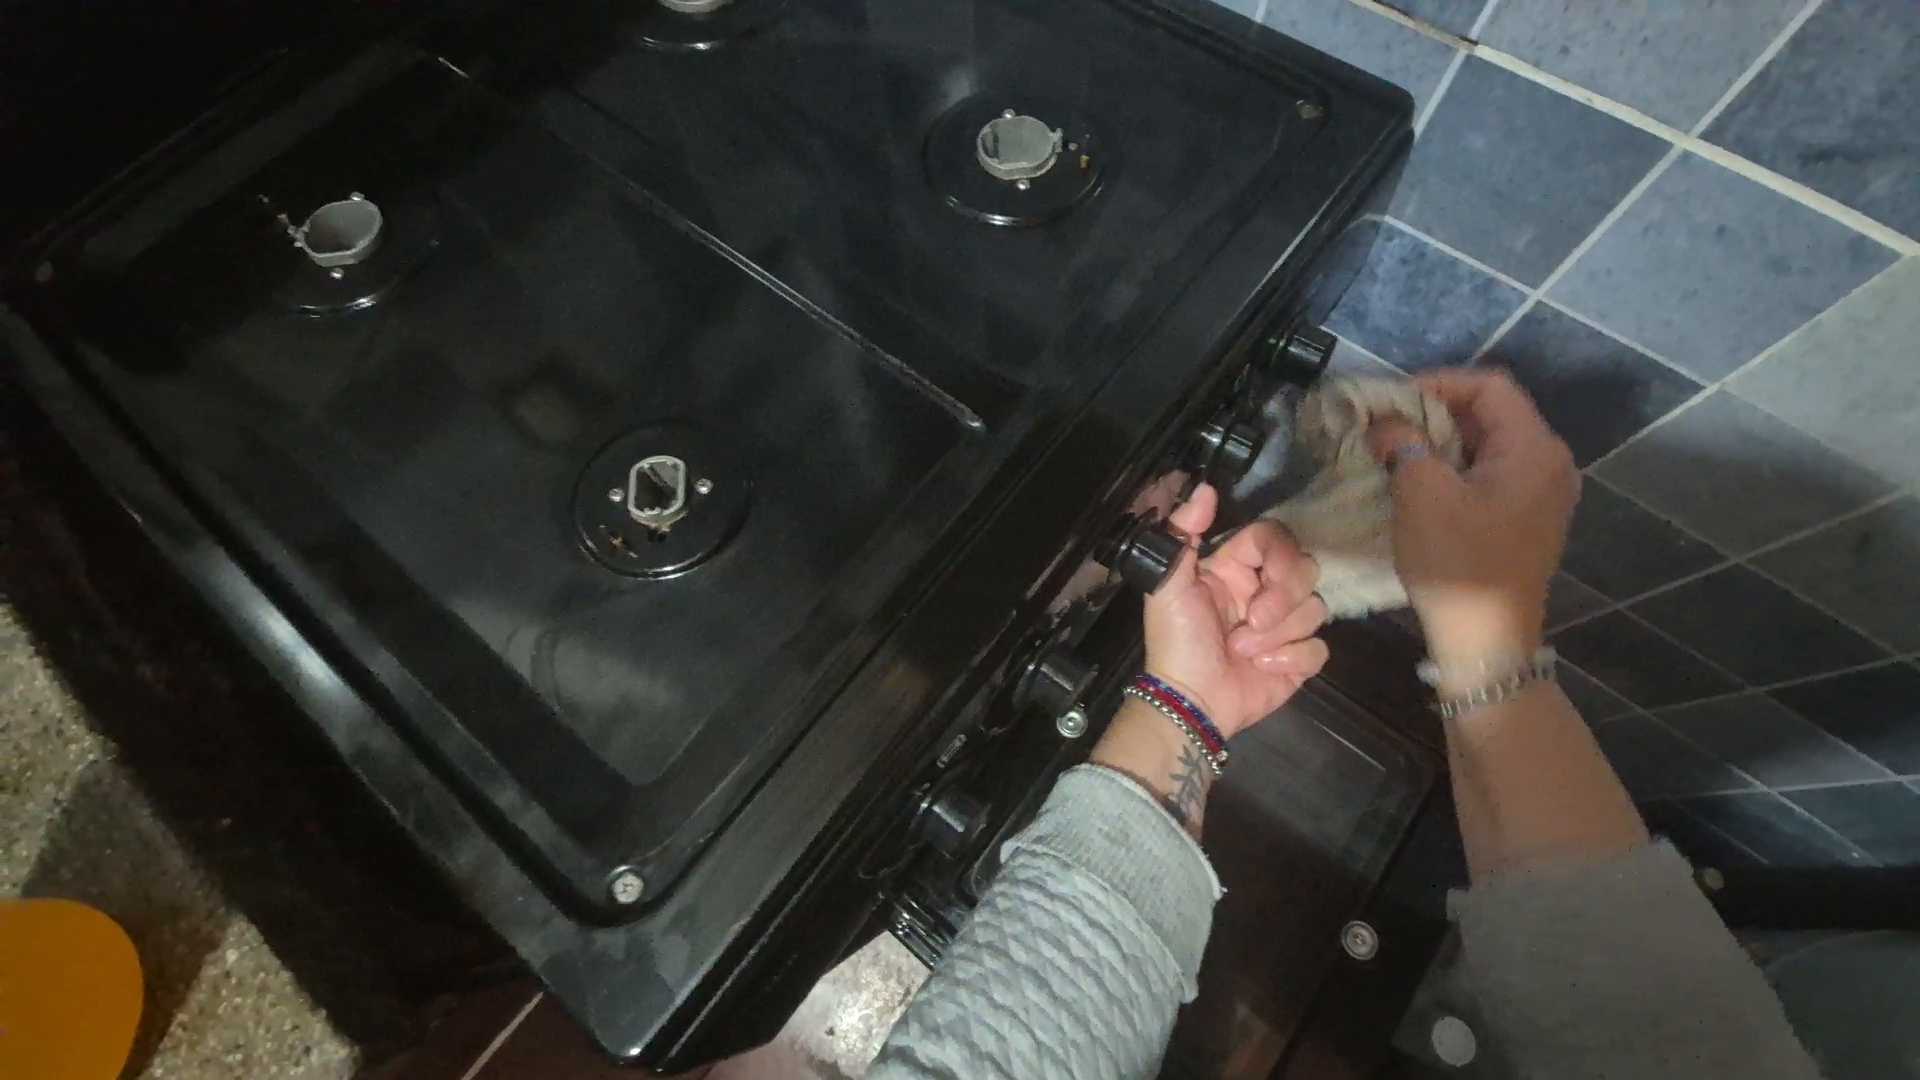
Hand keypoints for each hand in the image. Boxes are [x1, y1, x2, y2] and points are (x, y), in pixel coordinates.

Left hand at [1141, 483, 1327, 738]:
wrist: (1189, 699)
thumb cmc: (1175, 640)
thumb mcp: (1167, 585)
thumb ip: (1180, 534)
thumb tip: (1204, 489)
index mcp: (1233, 567)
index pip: (1274, 537)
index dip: (1278, 554)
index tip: (1264, 576)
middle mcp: (1261, 590)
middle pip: (1305, 568)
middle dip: (1283, 597)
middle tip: (1252, 621)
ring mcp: (1283, 624)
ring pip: (1315, 608)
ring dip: (1279, 634)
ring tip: (1242, 651)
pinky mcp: (1297, 658)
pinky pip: (1320, 647)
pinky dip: (1293, 659)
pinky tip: (1265, 669)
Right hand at [1367, 368, 1577, 688]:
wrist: (1487, 636)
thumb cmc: (1457, 560)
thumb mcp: (1422, 496)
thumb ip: (1405, 446)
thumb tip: (1387, 422)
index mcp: (1533, 449)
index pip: (1490, 387)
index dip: (1437, 383)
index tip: (1390, 401)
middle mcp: (1548, 462)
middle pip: (1491, 413)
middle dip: (1434, 412)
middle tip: (1386, 427)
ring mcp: (1540, 492)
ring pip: (1486, 444)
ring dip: (1439, 441)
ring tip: (1395, 453)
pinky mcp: (1524, 517)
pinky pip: (1487, 473)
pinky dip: (1451, 466)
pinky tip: (1419, 484)